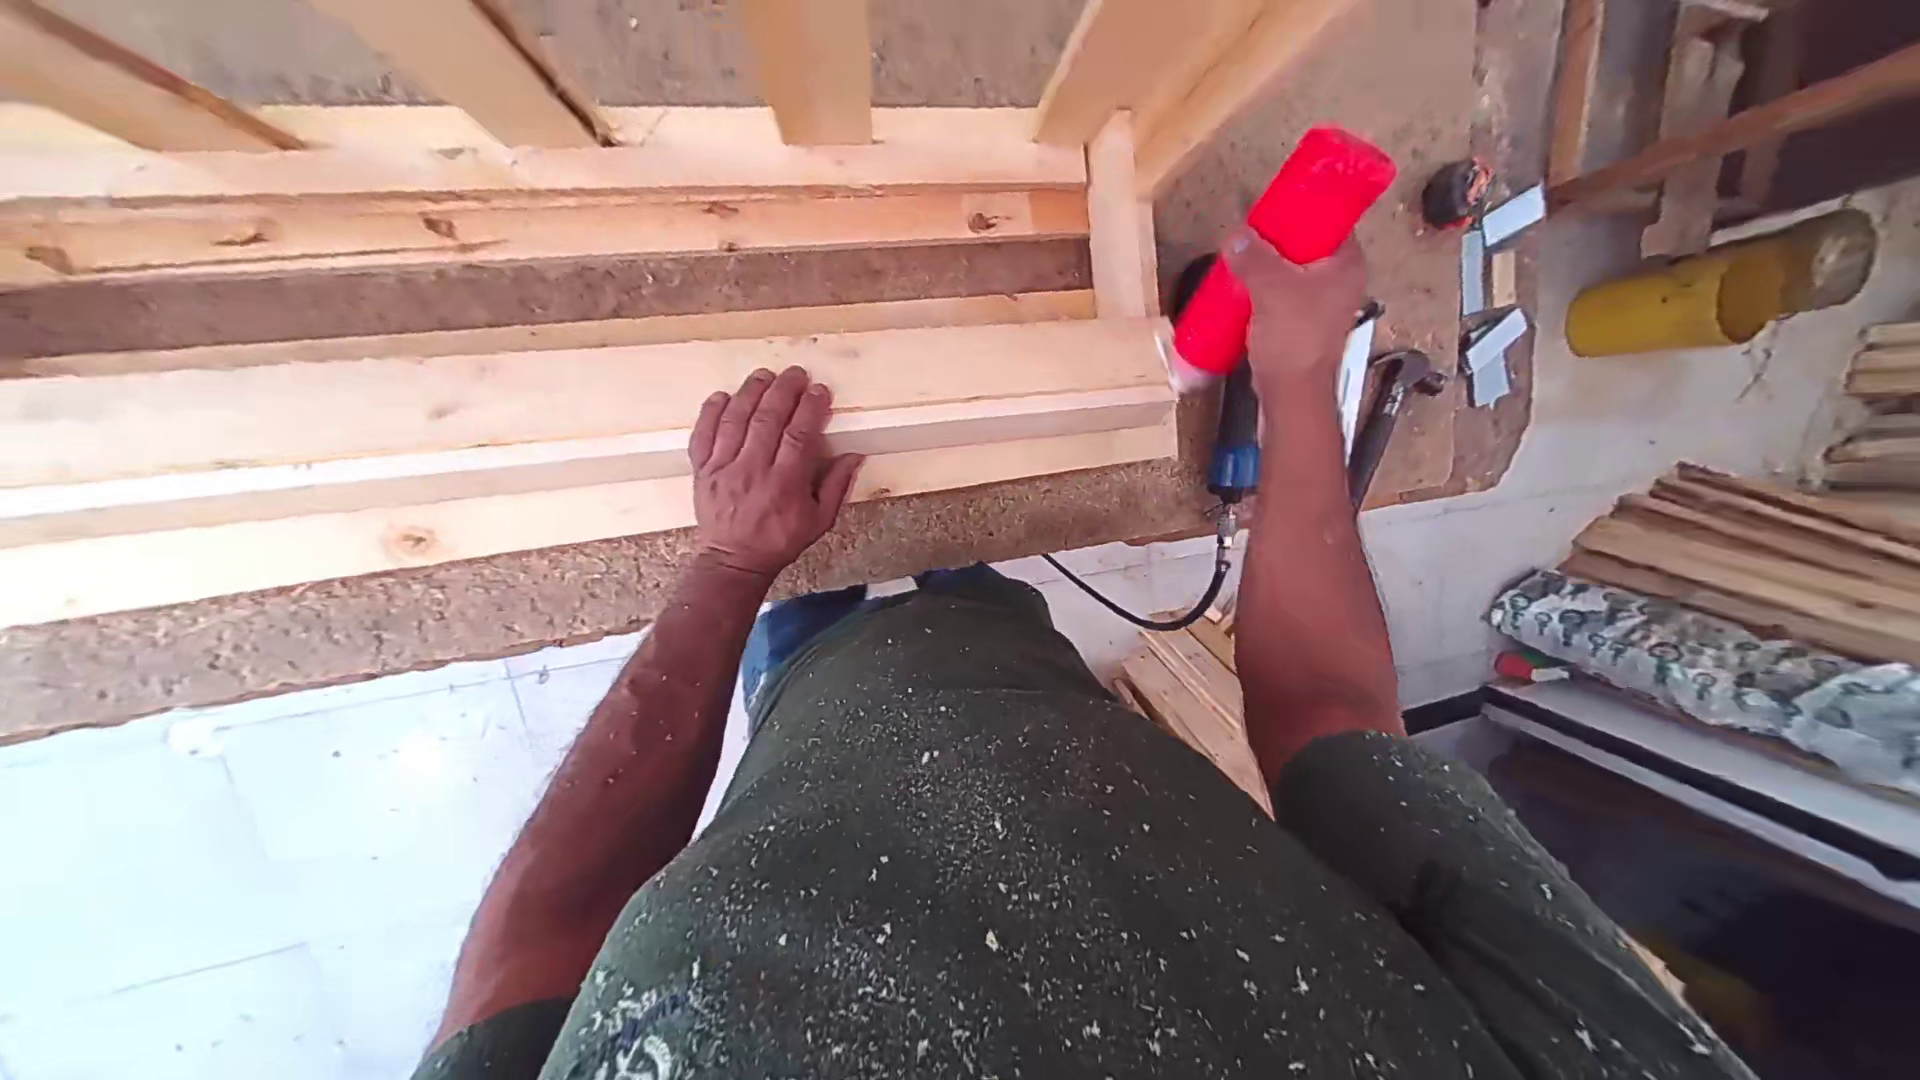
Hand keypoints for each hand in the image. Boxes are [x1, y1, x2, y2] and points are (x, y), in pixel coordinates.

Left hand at [688, 367, 863, 581]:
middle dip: (784, 391)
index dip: (810, 408)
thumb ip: (837, 486)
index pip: (799, 434)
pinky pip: (703, 434)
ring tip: (765, 375)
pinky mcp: (703, 470)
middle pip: (768, 419)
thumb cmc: (781, 540)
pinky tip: (724, 395)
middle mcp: (753, 471)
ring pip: (736, 420)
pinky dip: (711, 412)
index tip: (820, 391)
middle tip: (795, 374)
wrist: (735, 560)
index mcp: (785, 484)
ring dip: (751, 392)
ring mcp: (724, 468)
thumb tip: (854, 455)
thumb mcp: (820, 520)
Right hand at [1221, 228, 1367, 397]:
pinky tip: (1242, 295)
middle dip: (1274, 245)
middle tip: (1248, 241)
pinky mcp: (1301, 327)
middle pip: (1305, 249)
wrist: (1290, 392)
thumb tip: (1238, 236)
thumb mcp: (1272, 290)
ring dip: (1265, 271)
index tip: (1271, 213)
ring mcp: (1321, 306)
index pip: (1329, 223)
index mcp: (1347, 265)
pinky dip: (1262, 294)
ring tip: (1239, 267)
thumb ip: (1255, 260)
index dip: (1300, 214)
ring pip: (1290, 275)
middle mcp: (1340, 283)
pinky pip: (1281, 299)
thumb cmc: (1294, 342)